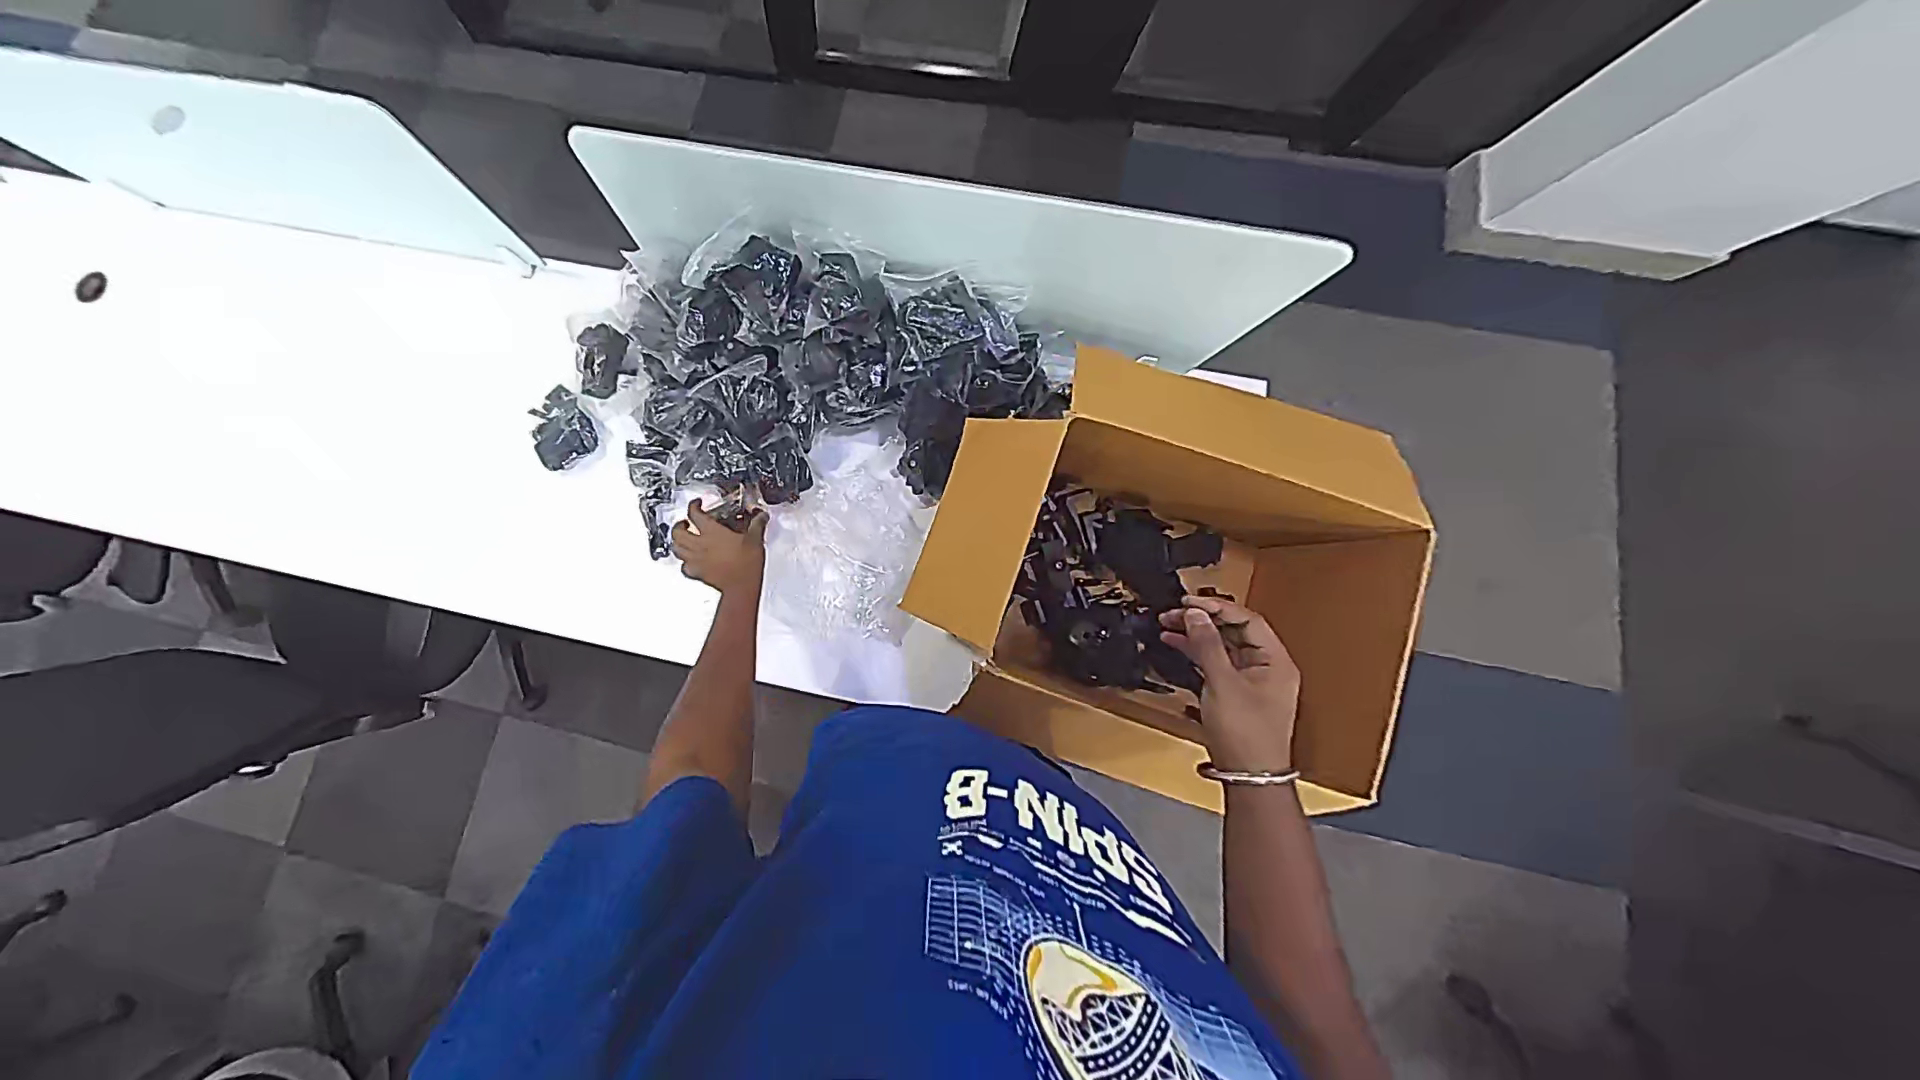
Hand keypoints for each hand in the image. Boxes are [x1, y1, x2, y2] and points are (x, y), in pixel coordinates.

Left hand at [671, 499, 766, 595]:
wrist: (741, 586)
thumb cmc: (746, 563)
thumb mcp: (755, 539)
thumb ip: (757, 524)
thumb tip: (761, 516)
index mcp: (711, 532)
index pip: (694, 513)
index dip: (694, 505)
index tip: (697, 504)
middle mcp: (699, 544)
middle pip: (678, 531)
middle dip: (679, 525)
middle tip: (685, 522)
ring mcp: (696, 559)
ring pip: (677, 548)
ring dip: (677, 542)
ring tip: (682, 539)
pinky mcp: (697, 573)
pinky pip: (684, 566)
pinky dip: (684, 562)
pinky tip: (690, 562)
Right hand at [1159, 595, 1299, 772]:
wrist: (1248, 775)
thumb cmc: (1246, 734)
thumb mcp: (1222, 683)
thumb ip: (1207, 645)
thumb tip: (1195, 615)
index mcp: (1275, 661)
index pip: (1247, 620)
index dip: (1218, 607)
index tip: (1190, 603)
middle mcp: (1267, 667)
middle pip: (1234, 631)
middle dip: (1203, 620)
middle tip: (1175, 613)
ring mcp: (1251, 680)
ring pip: (1223, 646)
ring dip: (1197, 635)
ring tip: (1169, 625)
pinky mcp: (1236, 693)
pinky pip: (1216, 662)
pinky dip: (1197, 653)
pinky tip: (1178, 645)